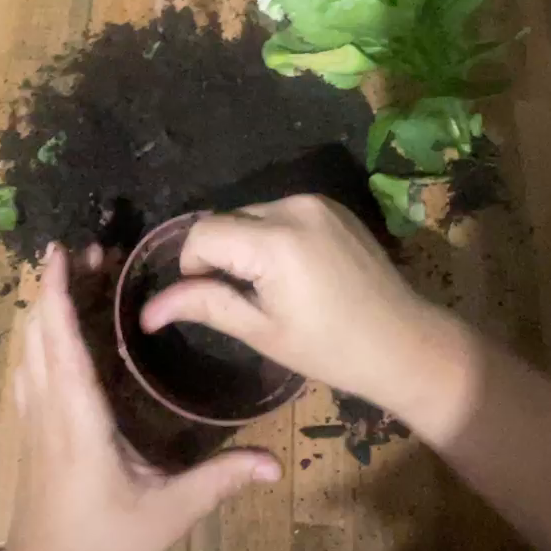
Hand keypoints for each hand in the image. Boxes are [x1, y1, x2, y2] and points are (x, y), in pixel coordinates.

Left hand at [0, 243, 281, 550]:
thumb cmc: (103, 546)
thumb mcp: (166, 516)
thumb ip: (218, 483)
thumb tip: (275, 465)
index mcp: (77, 420)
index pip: (62, 344)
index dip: (56, 294)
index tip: (58, 252)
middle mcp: (48, 409)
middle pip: (40, 333)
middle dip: (56, 285)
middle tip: (90, 251)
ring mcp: (32, 417)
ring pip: (28, 346)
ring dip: (46, 305)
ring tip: (75, 273)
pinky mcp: (29, 426)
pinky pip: (27, 366)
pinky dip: (39, 332)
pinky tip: (55, 325)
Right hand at [138, 195, 476, 438]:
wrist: (404, 342)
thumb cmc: (329, 348)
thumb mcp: (260, 331)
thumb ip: (203, 306)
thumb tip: (146, 311)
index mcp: (274, 241)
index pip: (203, 232)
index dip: (192, 264)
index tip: (209, 296)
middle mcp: (292, 206)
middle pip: (226, 220)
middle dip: (220, 254)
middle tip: (241, 297)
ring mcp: (315, 202)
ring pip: (251, 214)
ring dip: (245, 243)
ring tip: (270, 285)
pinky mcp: (330, 204)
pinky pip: (280, 211)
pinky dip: (272, 234)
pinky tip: (294, 270)